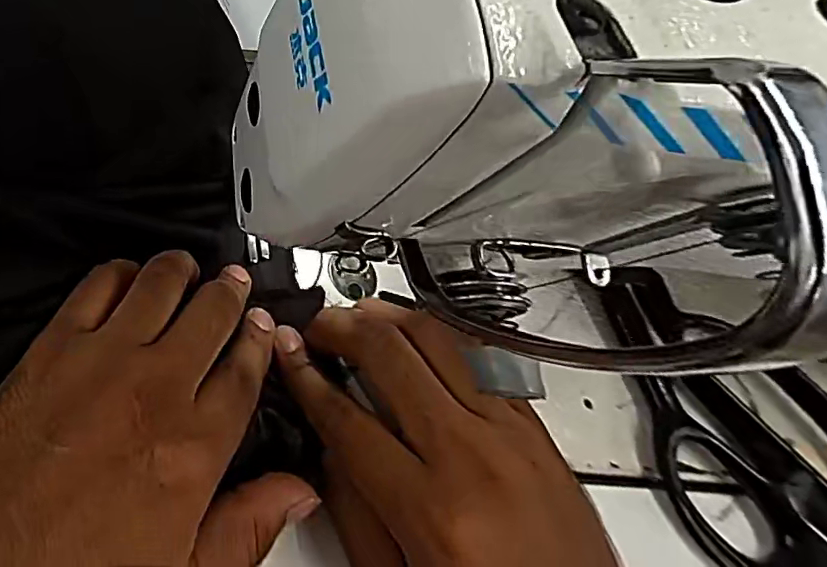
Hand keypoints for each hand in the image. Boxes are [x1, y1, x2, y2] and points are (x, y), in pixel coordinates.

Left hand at [0, 251, 319, 566]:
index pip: (243, 371)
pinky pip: (98, 284)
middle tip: (233, 282)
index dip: (257, 340)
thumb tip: (294, 492)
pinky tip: (126, 275)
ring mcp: (103, 356)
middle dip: (228, 292)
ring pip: (158, 285)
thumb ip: (245, 525)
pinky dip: (119, 271)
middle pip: (209, 314)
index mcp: (192, 446)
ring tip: (186, 267)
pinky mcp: (56, 342)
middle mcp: (153, 387)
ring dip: (179, 269)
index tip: (261, 325)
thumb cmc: (79, 564)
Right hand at [273, 301, 616, 566]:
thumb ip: (352, 506)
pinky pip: (478, 355)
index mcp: (433, 511)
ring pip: (432, 334)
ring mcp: (514, 439)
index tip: (287, 352)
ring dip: (383, 315)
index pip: (343, 413)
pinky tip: (413, 337)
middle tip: (315, 328)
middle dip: (335, 326)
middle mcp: (475, 461)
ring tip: (357, 318)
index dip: (303, 374)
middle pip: (385, 351)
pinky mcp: (539, 432)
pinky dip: (435, 334)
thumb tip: (324, 438)